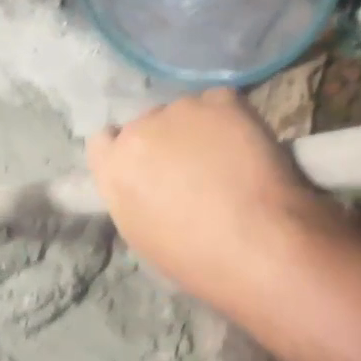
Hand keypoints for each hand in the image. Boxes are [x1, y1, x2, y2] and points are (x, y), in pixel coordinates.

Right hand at [86, 89, 338, 311]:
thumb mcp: (141, 234)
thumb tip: (145, 181)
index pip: (105, 142)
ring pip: (185, 113)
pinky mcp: (221, 102)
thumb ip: (131, 194)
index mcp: (113, 168)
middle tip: (193, 168)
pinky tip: (246, 146)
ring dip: (198, 129)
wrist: (255, 245)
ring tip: (227, 159)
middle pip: (147, 124)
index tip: (149, 167)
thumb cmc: (196, 258)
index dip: (128, 151)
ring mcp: (180, 111)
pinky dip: (230, 119)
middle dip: (165, 141)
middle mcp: (138, 130)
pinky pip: (220, 103)